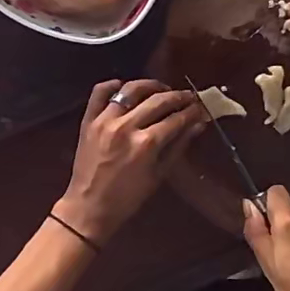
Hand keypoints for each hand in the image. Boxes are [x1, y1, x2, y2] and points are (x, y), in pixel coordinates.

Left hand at [54, 79, 205, 245]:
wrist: (89, 206)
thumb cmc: (128, 197)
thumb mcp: (159, 175)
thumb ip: (178, 146)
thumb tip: (198, 124)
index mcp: (146, 144)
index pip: (176, 118)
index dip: (192, 111)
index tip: (200, 107)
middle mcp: (126, 126)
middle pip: (158, 100)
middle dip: (178, 96)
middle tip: (188, 96)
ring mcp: (105, 120)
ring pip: (131, 90)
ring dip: (150, 86)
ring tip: (161, 89)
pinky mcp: (88, 120)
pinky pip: (99, 92)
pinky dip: (112, 85)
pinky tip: (123, 86)